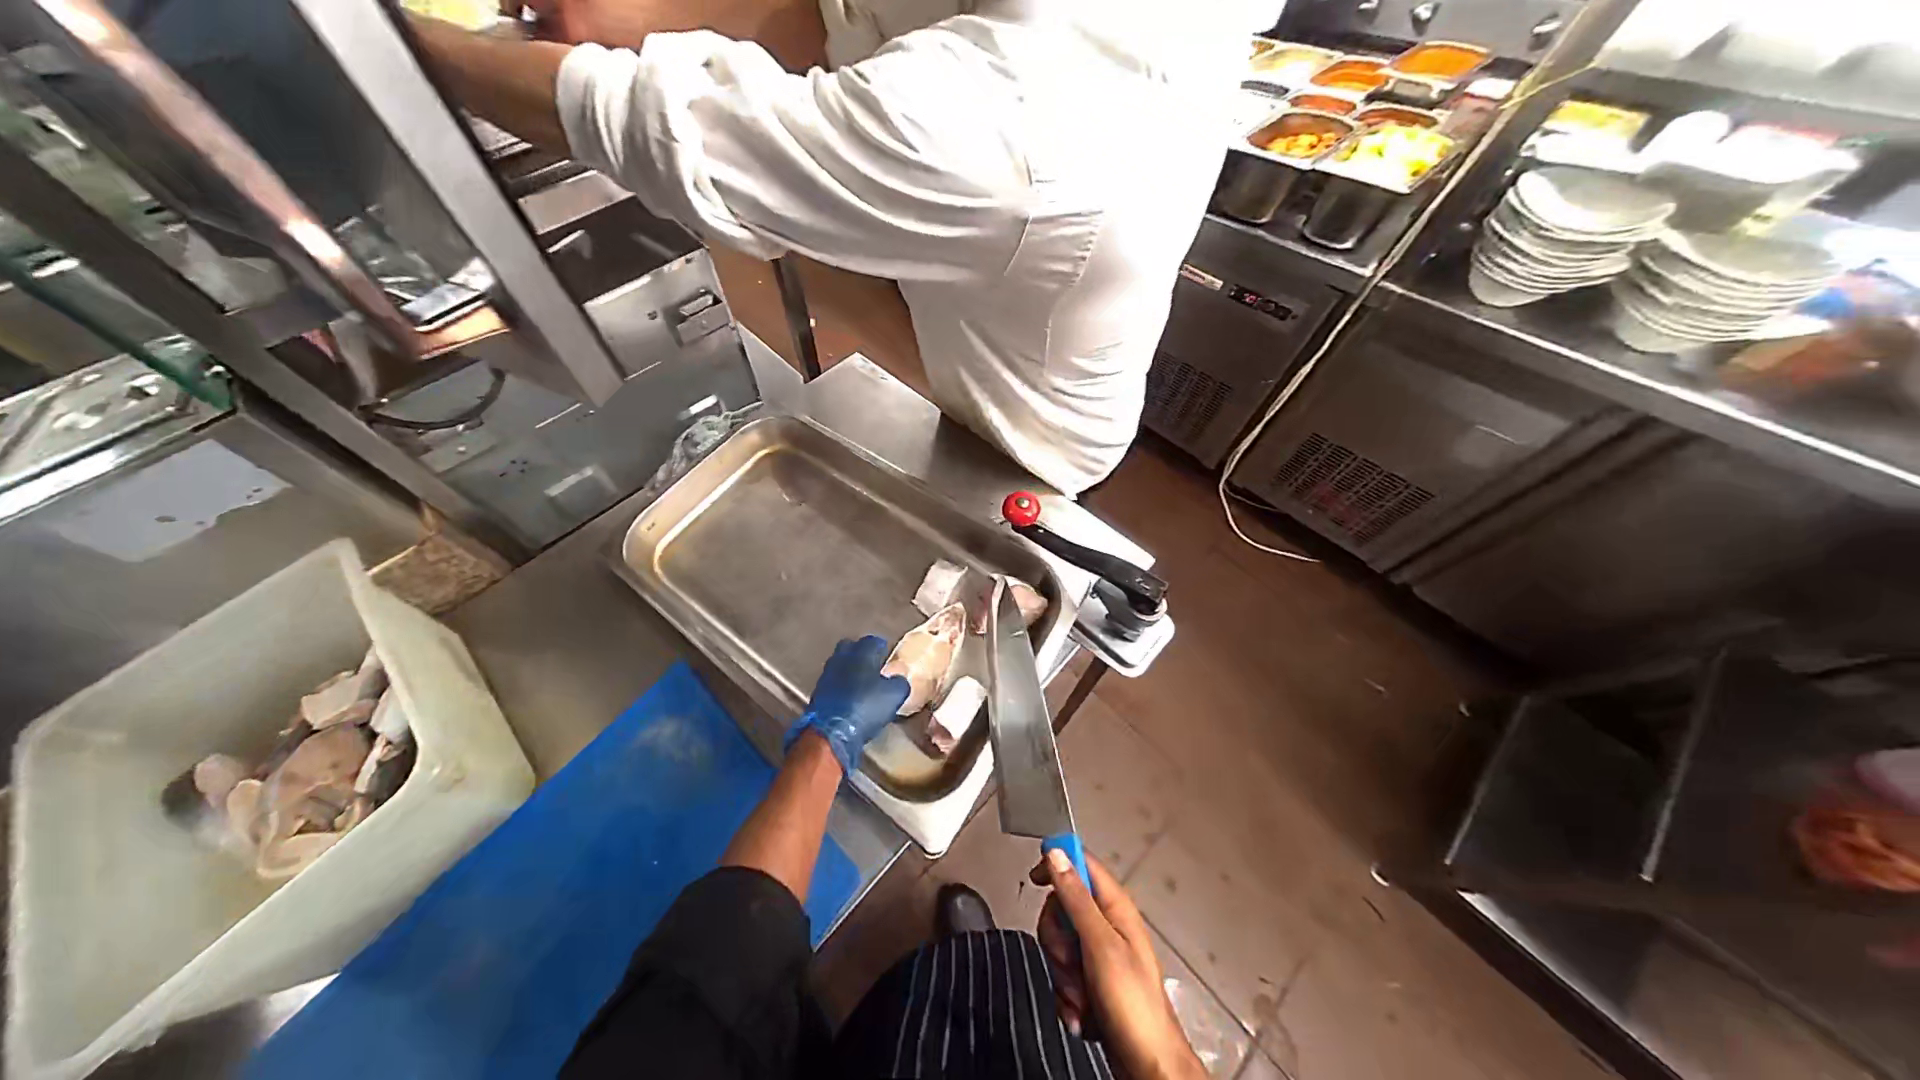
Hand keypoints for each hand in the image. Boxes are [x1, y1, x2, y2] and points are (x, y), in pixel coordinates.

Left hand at [786, 636, 909, 774]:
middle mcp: (841, 659)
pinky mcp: (817, 693)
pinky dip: (839, 686)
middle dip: (859, 653)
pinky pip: (832, 682)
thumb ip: (899, 683)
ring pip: (839, 664)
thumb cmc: (866, 706)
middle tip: (870, 663)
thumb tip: (898, 679)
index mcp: (862, 654)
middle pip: (850, 647)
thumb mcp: (894, 696)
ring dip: (848, 670)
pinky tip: (847, 696)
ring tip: (859, 681)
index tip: (885, 652)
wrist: (831, 731)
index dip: (880, 646)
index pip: (872, 641)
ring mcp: (826, 675)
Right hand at [1031, 851, 1205, 1079]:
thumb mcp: (1100, 945)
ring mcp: (1098, 954)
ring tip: (1082, 994)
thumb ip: (1076, 898)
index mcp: (1115, 907)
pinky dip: (1066, 994)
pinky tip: (1082, 1011)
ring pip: (1058, 943)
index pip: (1081, 864)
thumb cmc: (1133, 1004)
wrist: (1148, 1066)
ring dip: (1062, 973)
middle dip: (1057, 939)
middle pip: (1061, 907)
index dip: (1057, 864)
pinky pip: (1062, 973)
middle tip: (1071, 959)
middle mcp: (1106, 925)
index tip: (1036, 879)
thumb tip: (1056, 855)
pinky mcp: (1091, 980)